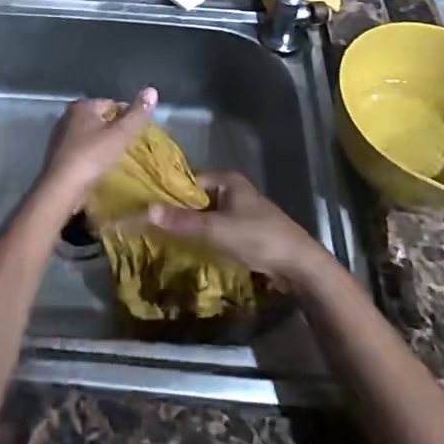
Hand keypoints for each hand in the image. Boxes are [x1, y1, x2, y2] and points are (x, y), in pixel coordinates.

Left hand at [35, 88, 158, 211]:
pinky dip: (91, 155)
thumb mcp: (120, 134)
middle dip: (114, 130)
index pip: (112, 104)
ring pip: (89, 135)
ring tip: (115, 159)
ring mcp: (59, 136)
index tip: (136, 133)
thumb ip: (137, 114)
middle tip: (128, 147)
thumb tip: (152, 90)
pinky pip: (80, 149)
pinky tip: (98, 168)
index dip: (127, 117)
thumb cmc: (91, 156)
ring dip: (102, 144)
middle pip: (100, 119)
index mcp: (82, 106)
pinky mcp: (56, 155)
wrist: (60, 189)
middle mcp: (67, 116)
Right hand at [143, 170, 331, 285]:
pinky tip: (186, 246)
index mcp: (227, 179)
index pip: (189, 179)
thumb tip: (146, 210)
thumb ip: (182, 221)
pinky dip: (201, 235)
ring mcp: (239, 209)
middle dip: (176, 210)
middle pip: (196, 197)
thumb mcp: (216, 230)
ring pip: (205, 213)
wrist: (298, 264)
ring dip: (188, 224)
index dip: (168, 192)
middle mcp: (232, 189)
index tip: (145, 205)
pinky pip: (214, 227)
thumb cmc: (258, 238)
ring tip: (161, 236)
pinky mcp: (243, 229)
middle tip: (148, 223)